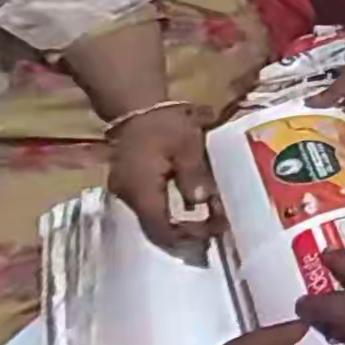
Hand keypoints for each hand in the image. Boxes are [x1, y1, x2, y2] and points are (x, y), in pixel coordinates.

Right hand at [108, 105, 217, 248]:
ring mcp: (127, 191)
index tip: (213, 233)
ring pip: (153, 219)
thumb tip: (200, 203)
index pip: (159, 226)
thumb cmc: (166, 126)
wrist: (139, 109)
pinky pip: (152, 207)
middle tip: (216, 232)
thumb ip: (193, 175)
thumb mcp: (188, 147)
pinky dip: (172, 213)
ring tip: (210, 225)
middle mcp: (128, 196)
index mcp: (140, 189)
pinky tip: (195, 212)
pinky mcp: (133, 184)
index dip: (186, 235)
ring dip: (180, 225)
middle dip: (185, 235)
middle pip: (154, 227)